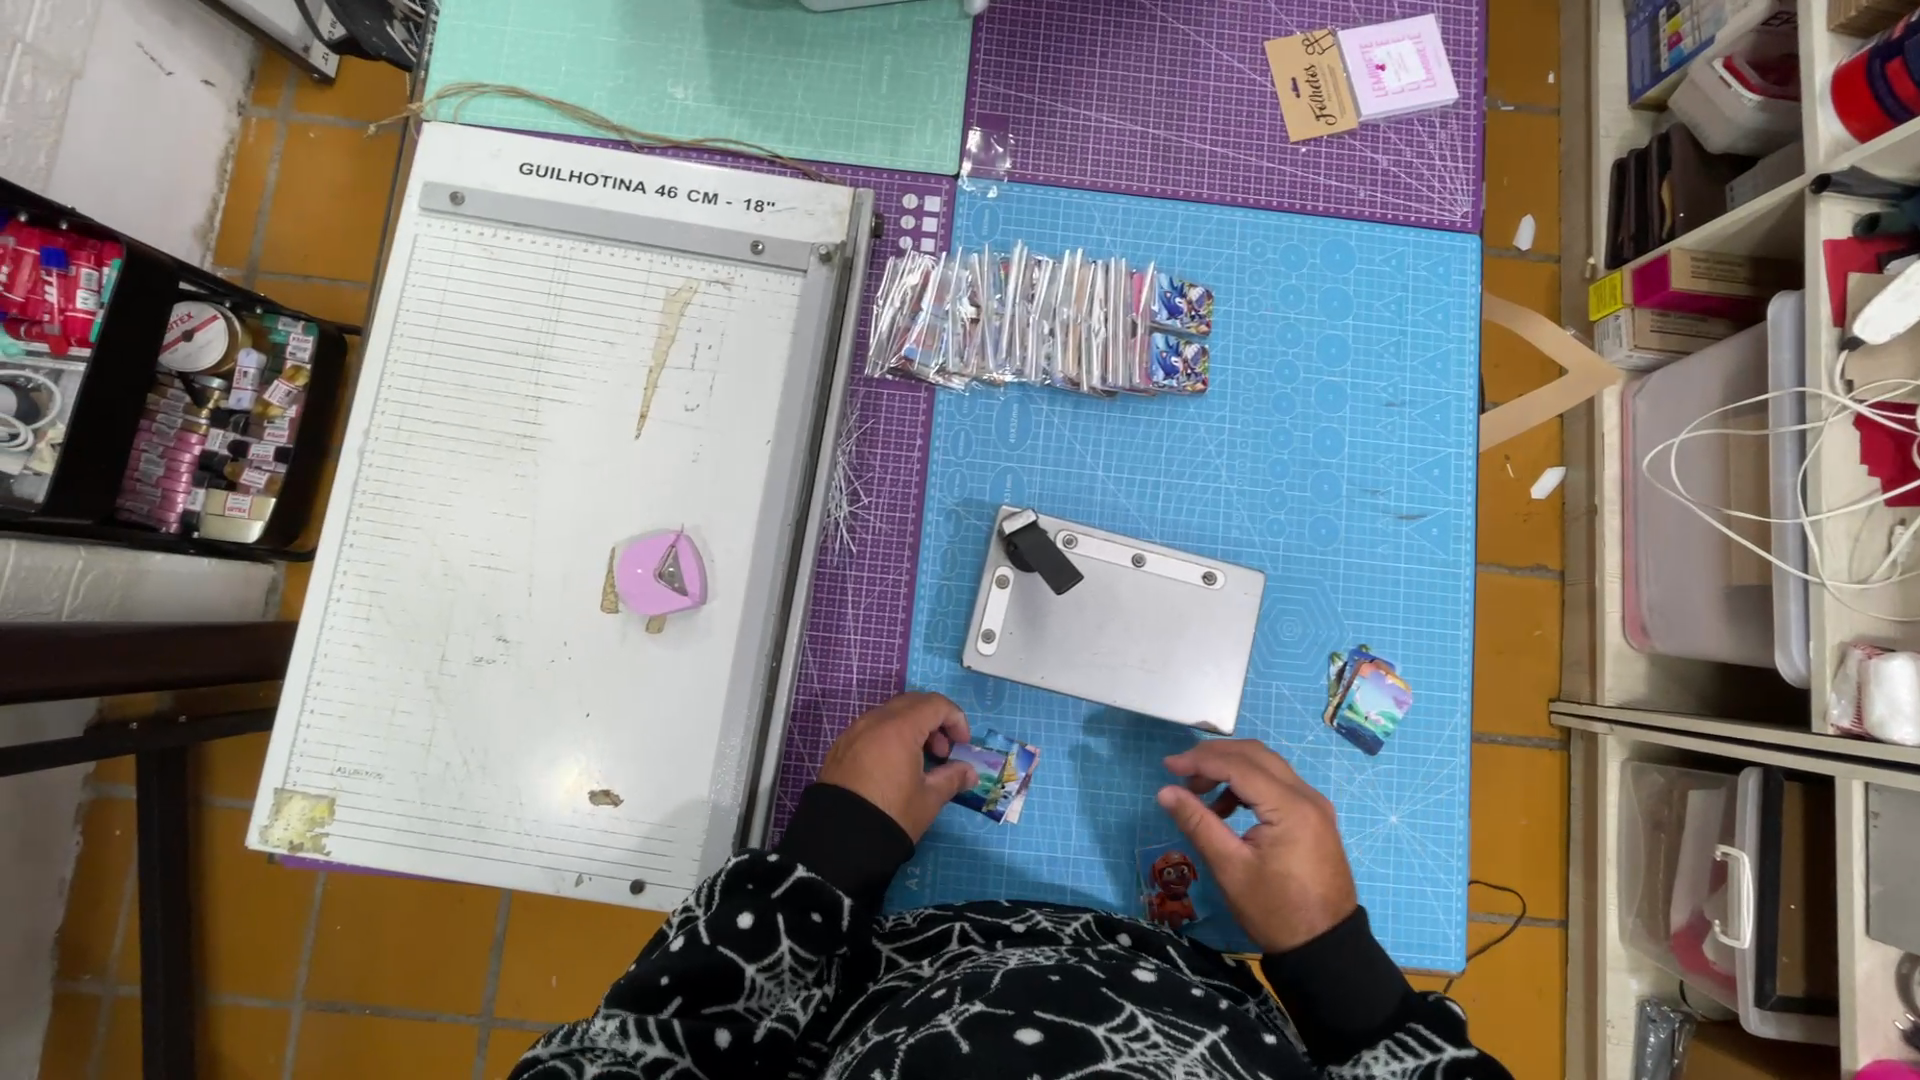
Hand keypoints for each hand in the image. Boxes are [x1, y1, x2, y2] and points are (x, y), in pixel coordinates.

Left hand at [818, 692, 978, 842]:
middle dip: (934, 721)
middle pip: (912, 703)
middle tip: (943, 751)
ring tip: (919, 761)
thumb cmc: (891, 814)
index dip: (956, 719)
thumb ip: (952, 778)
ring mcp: (854, 731)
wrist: (838, 841)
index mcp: (899, 728)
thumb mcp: (929, 799)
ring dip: (911, 728)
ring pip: (889, 714)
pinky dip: (889, 736)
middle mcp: (874, 721)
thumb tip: (969, 772)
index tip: (963, 744)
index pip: (935, 704)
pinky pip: (871, 728)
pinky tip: (893, 766)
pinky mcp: (840, 746)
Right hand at [1155, 740, 1357, 952]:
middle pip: (1255, 755)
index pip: (1238, 765)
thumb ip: (1197, 823)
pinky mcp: (1314, 817)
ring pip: (1267, 766)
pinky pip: (1277, 784)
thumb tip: (1165, 791)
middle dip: (1214, 757)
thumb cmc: (1275, 911)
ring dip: (1230, 768)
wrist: (1327, 950)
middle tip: (1182, 773)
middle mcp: (1307, 797)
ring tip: (1199, 791)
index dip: (1199, 760)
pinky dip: (1248, 784)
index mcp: (1290, 808)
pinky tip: (1225, 809)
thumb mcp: (1229, 868)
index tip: (1167, 766)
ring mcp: (1315, 806)